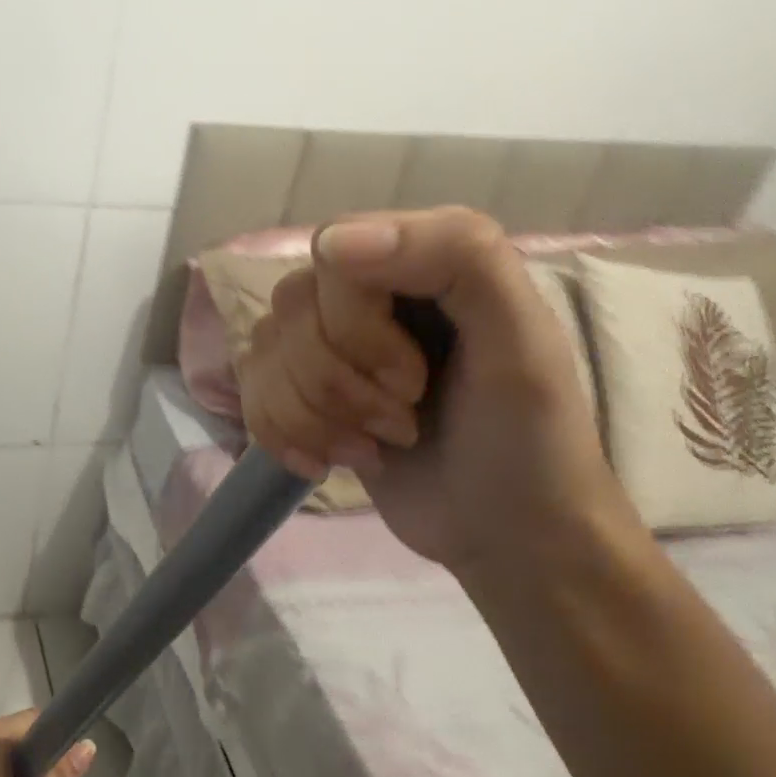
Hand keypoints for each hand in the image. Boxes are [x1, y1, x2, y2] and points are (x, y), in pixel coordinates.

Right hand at [240, 207, 635, 573]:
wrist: (505, 535)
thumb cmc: (527, 441)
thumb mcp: (523, 342)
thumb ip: (457, 257)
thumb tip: (331, 241)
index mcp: (420, 257)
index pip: (333, 255)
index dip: (355, 326)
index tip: (411, 383)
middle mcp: (363, 288)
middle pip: (292, 306)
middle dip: (339, 384)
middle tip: (402, 424)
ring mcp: (326, 339)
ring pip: (263, 351)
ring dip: (314, 418)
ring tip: (375, 447)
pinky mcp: (299, 388)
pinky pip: (248, 389)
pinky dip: (283, 434)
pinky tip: (328, 462)